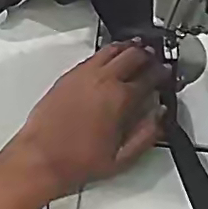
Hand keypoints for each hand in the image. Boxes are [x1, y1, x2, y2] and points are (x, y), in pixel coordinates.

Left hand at [0, 41, 170, 202]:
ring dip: (127, 47)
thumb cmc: (75, 161)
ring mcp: (83, 76)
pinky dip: (106, 52)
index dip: (162, 73)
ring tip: (137, 48)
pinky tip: (109, 58)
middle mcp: (102, 81)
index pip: (149, 77)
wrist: (40, 158)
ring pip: (111, 49)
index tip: (166, 74)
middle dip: (148, 54)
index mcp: (119, 99)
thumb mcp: (122, 158)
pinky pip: (92, 56)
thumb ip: (147, 134)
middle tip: (155, 57)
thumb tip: (159, 116)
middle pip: (132, 55)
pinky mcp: (68, 77)